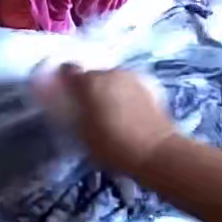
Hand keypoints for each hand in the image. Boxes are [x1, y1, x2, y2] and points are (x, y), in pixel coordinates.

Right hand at [32, 64, 178, 175]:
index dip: (65, 79)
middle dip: (90, 85)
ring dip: (109, 88)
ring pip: (113, 78)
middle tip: (90, 104)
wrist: (157, 152)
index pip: (69, 70)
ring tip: (111, 107)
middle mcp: (109, 73)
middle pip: (93, 74)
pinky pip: (129, 85)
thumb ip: (74, 113)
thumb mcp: (83, 133)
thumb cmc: (113, 145)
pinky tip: (128, 109)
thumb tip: (72, 105)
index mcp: (88, 82)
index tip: (65, 90)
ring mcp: (131, 77)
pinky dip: (126, 92)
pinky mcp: (149, 85)